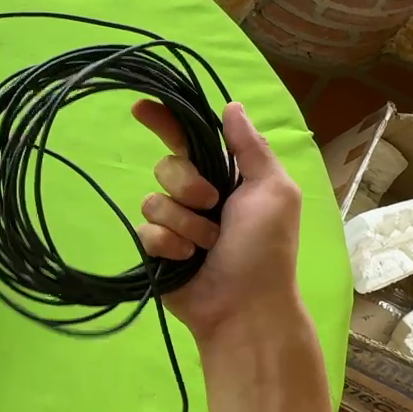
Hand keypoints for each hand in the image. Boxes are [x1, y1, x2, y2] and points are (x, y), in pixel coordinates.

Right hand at [132, 100, 304, 347]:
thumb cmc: (267, 248)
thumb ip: (250, 147)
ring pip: (152, 200)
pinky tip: (186, 260)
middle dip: (188, 185)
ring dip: (183, 223)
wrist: (244, 306)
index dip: (164, 120)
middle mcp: (195, 195)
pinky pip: (145, 231)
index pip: (188, 138)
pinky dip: (168, 245)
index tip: (139, 107)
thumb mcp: (273, 191)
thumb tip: (231, 105)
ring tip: (206, 246)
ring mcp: (173, 223)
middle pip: (166, 166)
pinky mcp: (155, 249)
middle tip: (212, 206)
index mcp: (225, 177)